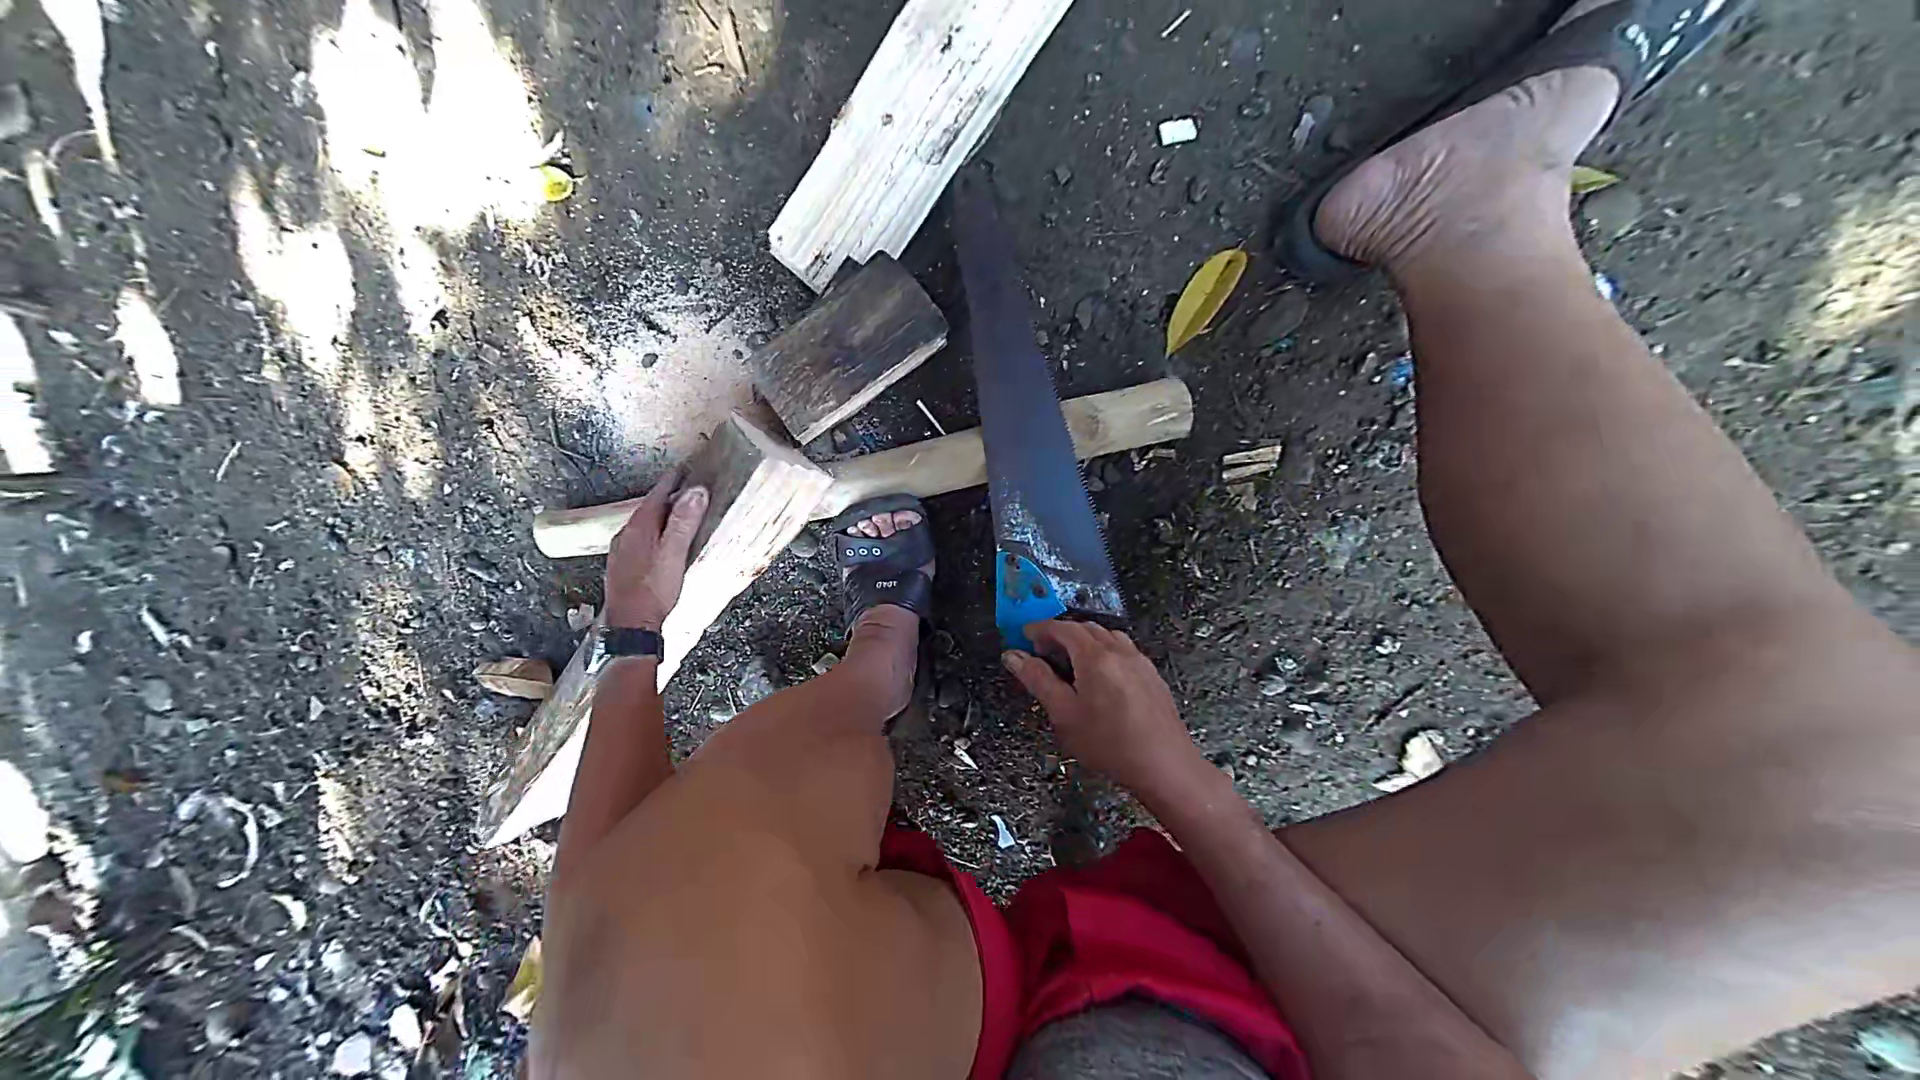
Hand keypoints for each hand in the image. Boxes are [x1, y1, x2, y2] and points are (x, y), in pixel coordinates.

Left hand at [602, 472, 708, 629]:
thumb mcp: (674, 554)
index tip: (685, 469)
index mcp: (639, 527)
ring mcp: (623, 550)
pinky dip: (656, 532)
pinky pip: (642, 538)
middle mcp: (626, 534)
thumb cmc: (654, 590)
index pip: (658, 494)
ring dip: (663, 516)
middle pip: (650, 507)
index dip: (673, 481)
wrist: (631, 625)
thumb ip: (684, 522)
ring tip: (681, 513)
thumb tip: (695, 491)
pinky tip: (665, 542)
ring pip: (645, 524)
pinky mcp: (625, 565)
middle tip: (688, 489)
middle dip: (670, 497)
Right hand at [1002, 621, 1211, 801]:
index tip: (1026, 634)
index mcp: (1095, 656)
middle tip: (1042, 650)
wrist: (1164, 766)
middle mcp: (1120, 651)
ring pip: (1107, 637)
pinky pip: (1123, 650)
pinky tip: (1099, 677)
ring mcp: (1140, 662)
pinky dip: (1104, 651)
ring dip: (1084, 640)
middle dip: (1061, 633)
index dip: (1040, 628)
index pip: (1063, 628)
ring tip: (1070, 663)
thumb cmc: (1110, 744)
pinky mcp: (1152, 676)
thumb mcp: (1064, 713)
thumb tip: (1014, 656)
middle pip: (1086, 628)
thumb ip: (1037, 679)